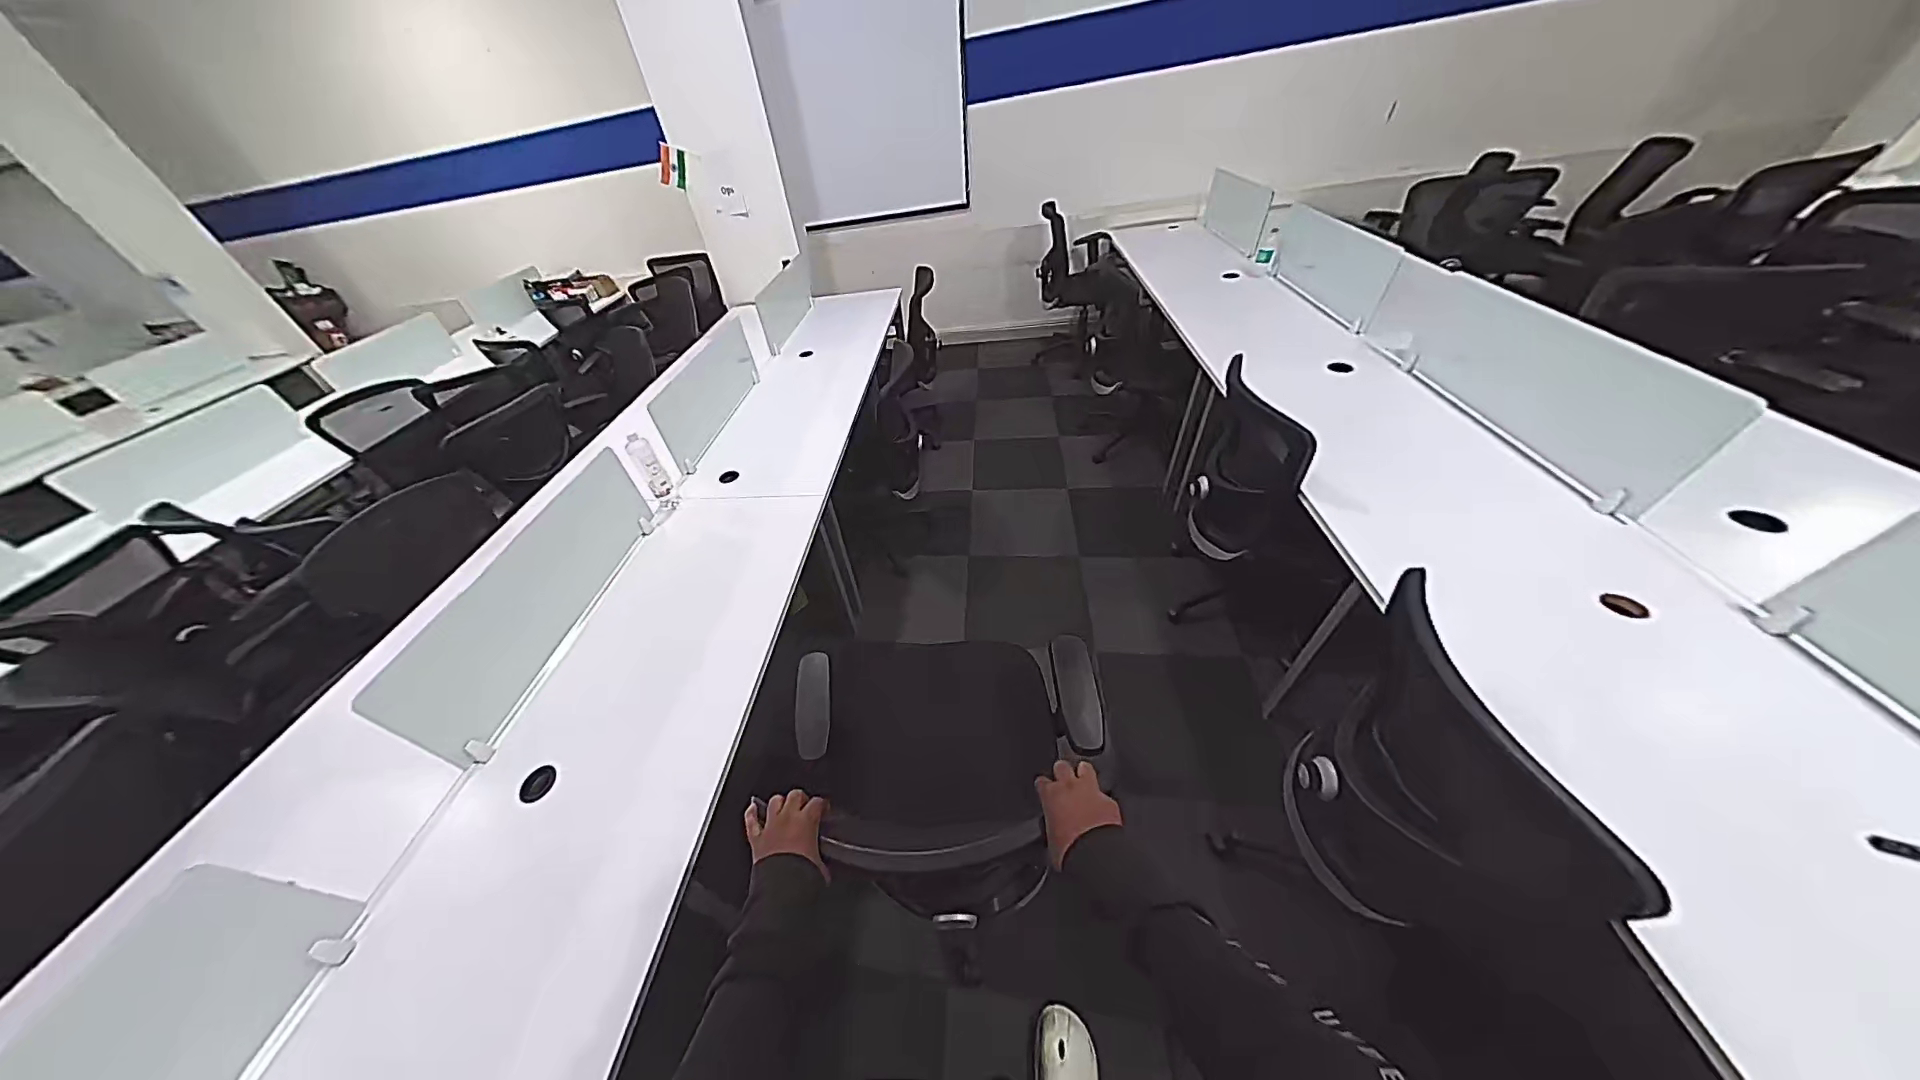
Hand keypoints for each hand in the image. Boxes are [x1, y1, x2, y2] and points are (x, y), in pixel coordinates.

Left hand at [745, 789, 829, 878]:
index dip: (822, 804)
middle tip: (805, 807)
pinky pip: (751, 820)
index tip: (824, 810)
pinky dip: (752, 812)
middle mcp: (788, 818)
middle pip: (795, 795)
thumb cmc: (802, 875)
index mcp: (807, 821)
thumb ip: (822, 855)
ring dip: (780, 803)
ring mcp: (770, 826)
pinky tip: (753, 807)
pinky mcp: (756, 839)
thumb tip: (822, 861)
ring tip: (785, 808)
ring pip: (774, 801)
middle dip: (801, 799)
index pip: (817, 802)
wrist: (781, 889)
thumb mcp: (821, 864)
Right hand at [1035, 760, 1121, 868]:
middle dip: (1062, 771)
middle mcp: (1069, 788)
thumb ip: (1052, 825)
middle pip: (1062, 766)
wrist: (1096, 856)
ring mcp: (1091, 791)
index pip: (1041, 782)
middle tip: (1063, 778)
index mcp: (1051, 796)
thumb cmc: (1068, 850)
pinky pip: (1105, 794)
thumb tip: (1055, 831)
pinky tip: (1103, 807)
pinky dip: (1103, 799)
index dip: (1043, 786)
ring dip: (1084, 773)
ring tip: (1084, 779)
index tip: (1044, 789)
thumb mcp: (1050, 838)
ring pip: (1085, 768)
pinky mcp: (1110, 800)